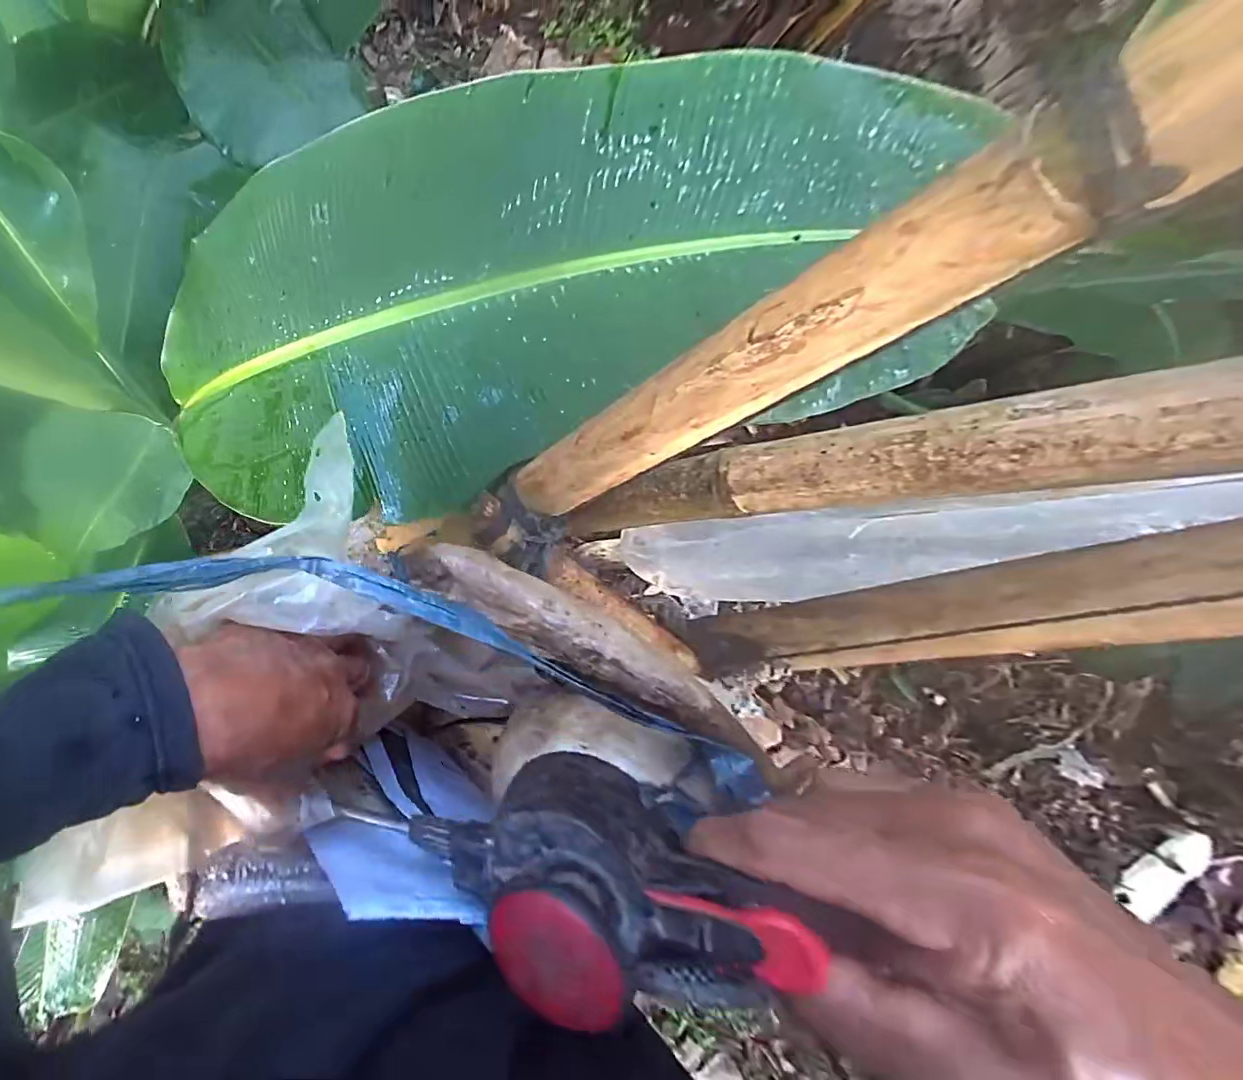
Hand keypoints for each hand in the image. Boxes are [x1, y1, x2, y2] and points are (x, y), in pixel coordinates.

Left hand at [172, 624, 370, 781]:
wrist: (196, 704)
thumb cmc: (243, 751)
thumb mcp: (284, 773)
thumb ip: (313, 755)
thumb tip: (327, 746)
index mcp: (341, 712)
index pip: (360, 716)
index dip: (347, 722)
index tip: (334, 727)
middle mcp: (330, 670)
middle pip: (357, 668)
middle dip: (350, 677)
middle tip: (332, 687)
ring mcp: (301, 641)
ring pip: (333, 638)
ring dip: (330, 649)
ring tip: (314, 658)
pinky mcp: (270, 624)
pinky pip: (291, 629)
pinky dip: (288, 640)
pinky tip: (271, 648)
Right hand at [688, 770, 1242, 1079]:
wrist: (1207, 1077)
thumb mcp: (944, 1067)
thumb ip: (823, 989)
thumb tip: (725, 923)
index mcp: (966, 895)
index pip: (788, 839)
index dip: (714, 853)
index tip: (670, 876)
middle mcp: (956, 821)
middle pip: (794, 813)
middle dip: (752, 860)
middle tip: (753, 921)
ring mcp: (962, 802)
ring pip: (812, 796)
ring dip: (787, 845)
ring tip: (809, 908)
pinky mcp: (963, 802)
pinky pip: (848, 793)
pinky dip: (824, 830)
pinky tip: (853, 883)